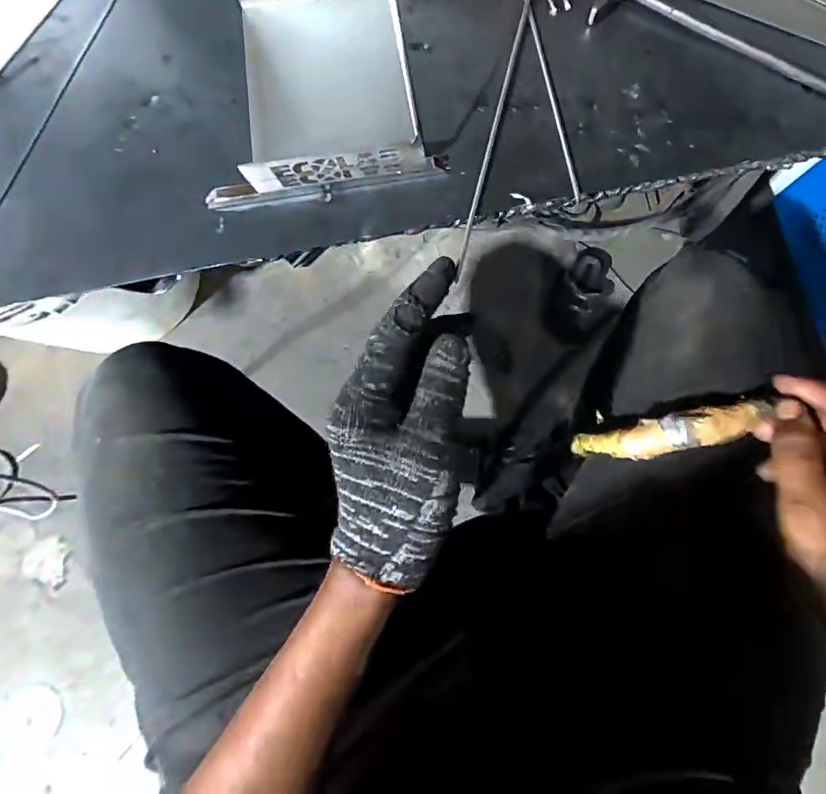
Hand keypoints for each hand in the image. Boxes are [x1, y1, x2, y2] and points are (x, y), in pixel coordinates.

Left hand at [324, 256, 469, 592]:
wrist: (383, 557)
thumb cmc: (402, 502)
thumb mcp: (425, 445)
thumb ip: (437, 388)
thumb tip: (452, 338)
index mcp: (361, 398)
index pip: (392, 332)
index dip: (420, 296)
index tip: (446, 267)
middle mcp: (361, 398)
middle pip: (394, 341)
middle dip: (425, 309)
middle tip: (457, 283)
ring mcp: (373, 413)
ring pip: (403, 360)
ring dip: (432, 336)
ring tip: (465, 318)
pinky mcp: (388, 427)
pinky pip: (411, 382)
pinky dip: (434, 363)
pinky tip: (454, 359)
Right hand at [755, 375, 825, 614]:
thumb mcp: (811, 520)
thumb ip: (797, 460)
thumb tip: (788, 410)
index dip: (819, 393)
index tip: (778, 382)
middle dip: (808, 419)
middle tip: (764, 417)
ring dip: (809, 440)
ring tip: (765, 441)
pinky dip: (819, 462)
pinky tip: (783, 469)